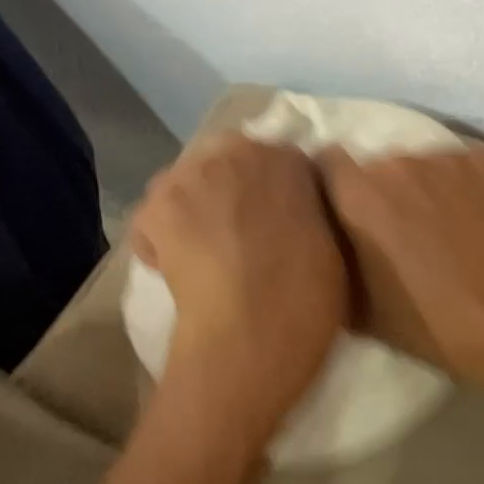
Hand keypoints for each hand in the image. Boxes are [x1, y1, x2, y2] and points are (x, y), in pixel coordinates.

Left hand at [132, 136, 348, 425]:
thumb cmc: (308, 294)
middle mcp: (243, 152)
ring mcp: (195, 173)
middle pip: (224, 163)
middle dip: (225, 190)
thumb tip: (295, 216)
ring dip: (189, 210)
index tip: (268, 222)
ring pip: (183, 185)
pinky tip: (174, 270)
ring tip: (200, 254)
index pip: (274, 161)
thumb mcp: (331, 241)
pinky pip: (151, 218)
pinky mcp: (158, 205)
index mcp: (292, 158)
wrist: (255, 331)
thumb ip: (311, 211)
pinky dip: (157, 241)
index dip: (268, 193)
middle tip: (233, 235)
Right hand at [316, 146, 483, 392]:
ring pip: (421, 166)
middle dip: (382, 193)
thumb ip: (337, 264)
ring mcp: (446, 158)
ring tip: (444, 229)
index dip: (333, 184)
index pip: (327, 161)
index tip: (343, 209)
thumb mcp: (364, 314)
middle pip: (378, 167)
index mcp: (361, 197)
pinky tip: (478, 222)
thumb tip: (329, 244)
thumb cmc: (438, 326)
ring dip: (423, 189)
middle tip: (400, 233)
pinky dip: (462, 188)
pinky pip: (460, 168)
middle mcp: (398, 163)